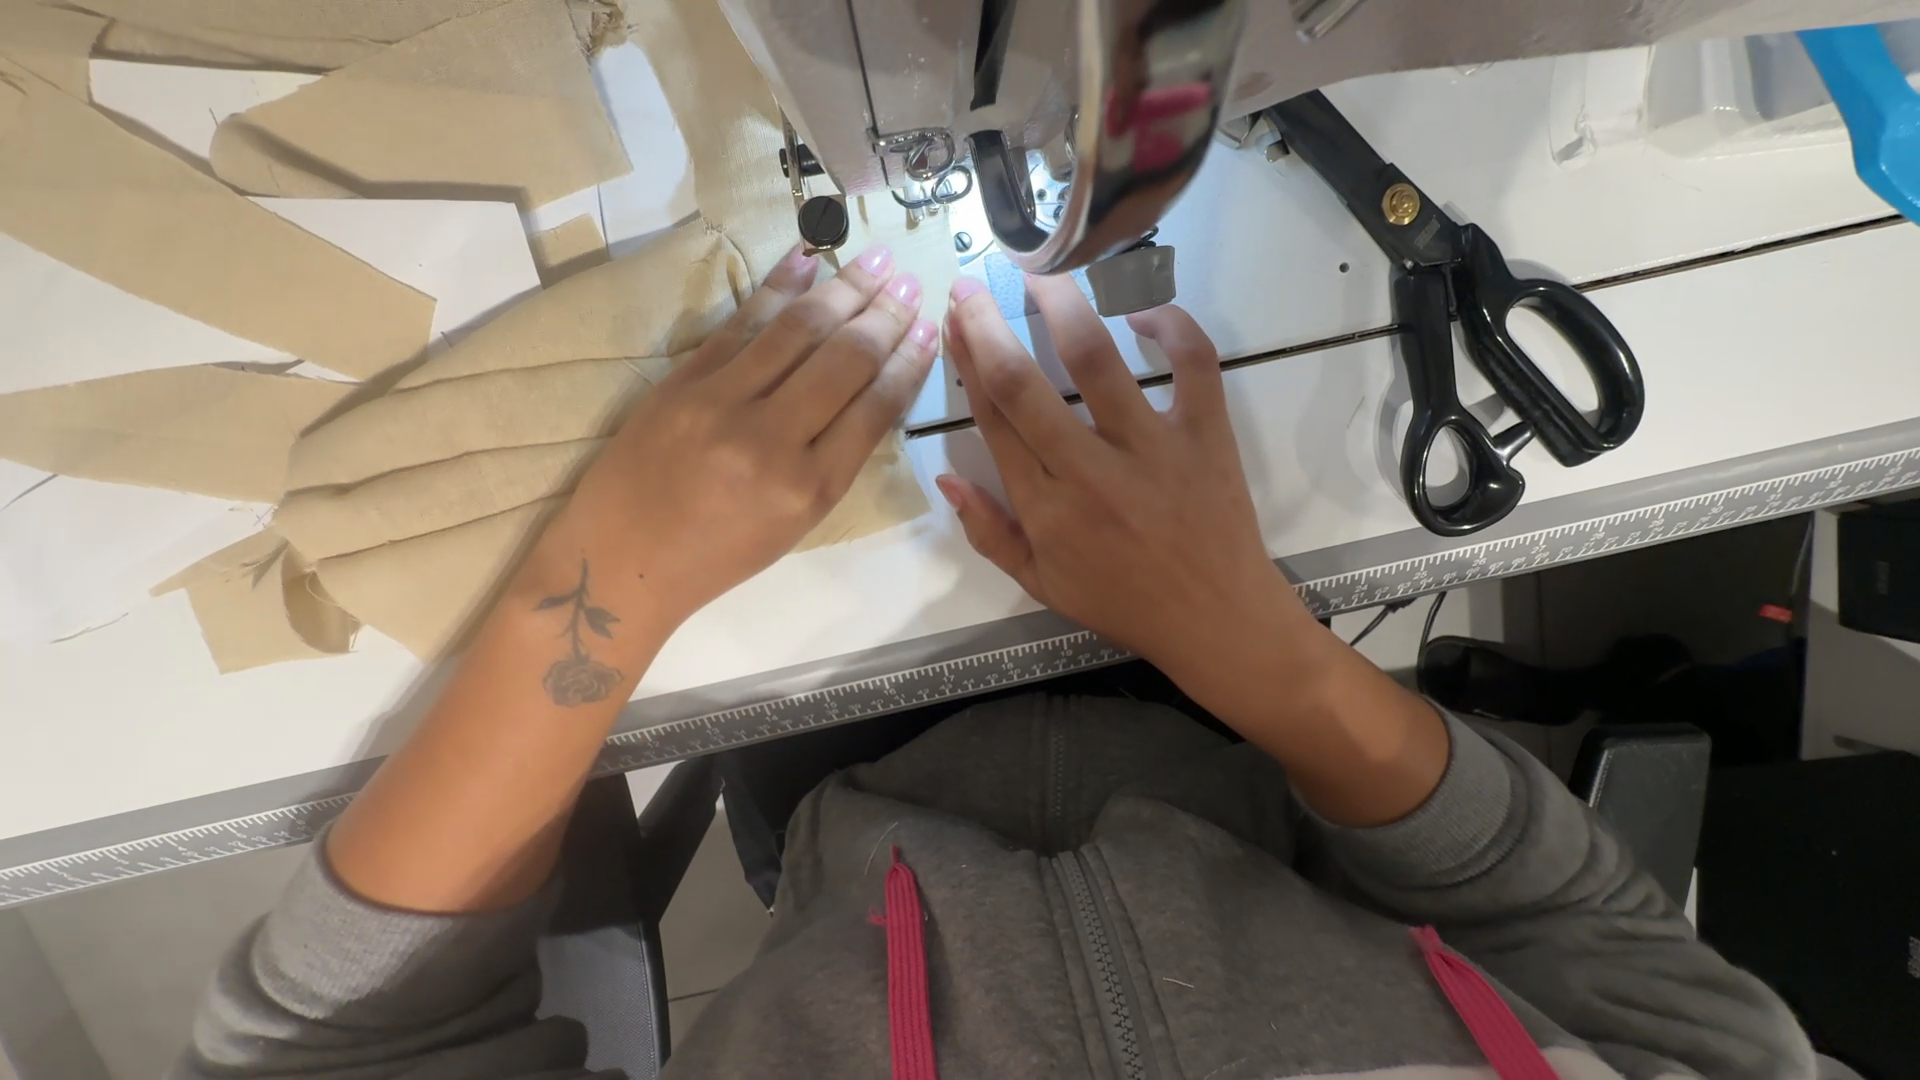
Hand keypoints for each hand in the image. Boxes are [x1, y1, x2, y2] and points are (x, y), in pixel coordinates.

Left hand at [562, 243, 937, 627]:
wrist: (625, 556)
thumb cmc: (721, 552)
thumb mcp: (798, 522)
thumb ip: (837, 458)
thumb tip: (873, 389)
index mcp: (811, 488)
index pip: (875, 408)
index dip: (908, 362)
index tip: (929, 329)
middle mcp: (772, 440)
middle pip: (844, 360)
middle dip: (885, 316)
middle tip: (910, 282)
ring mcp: (722, 403)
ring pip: (798, 331)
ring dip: (844, 289)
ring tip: (876, 262)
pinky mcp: (684, 380)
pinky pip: (742, 323)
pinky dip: (778, 287)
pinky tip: (808, 260)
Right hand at [939, 274, 1313, 707]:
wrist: (1216, 621)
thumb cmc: (1123, 603)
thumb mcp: (1041, 584)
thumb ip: (989, 533)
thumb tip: (946, 481)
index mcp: (1045, 509)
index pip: (993, 421)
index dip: (967, 365)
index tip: (954, 324)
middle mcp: (1089, 471)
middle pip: (1025, 384)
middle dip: (989, 326)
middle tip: (973, 284)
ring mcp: (1151, 448)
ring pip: (1097, 361)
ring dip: (1062, 307)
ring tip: (1042, 271)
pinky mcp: (1206, 435)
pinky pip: (1193, 364)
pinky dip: (1173, 326)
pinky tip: (1146, 311)